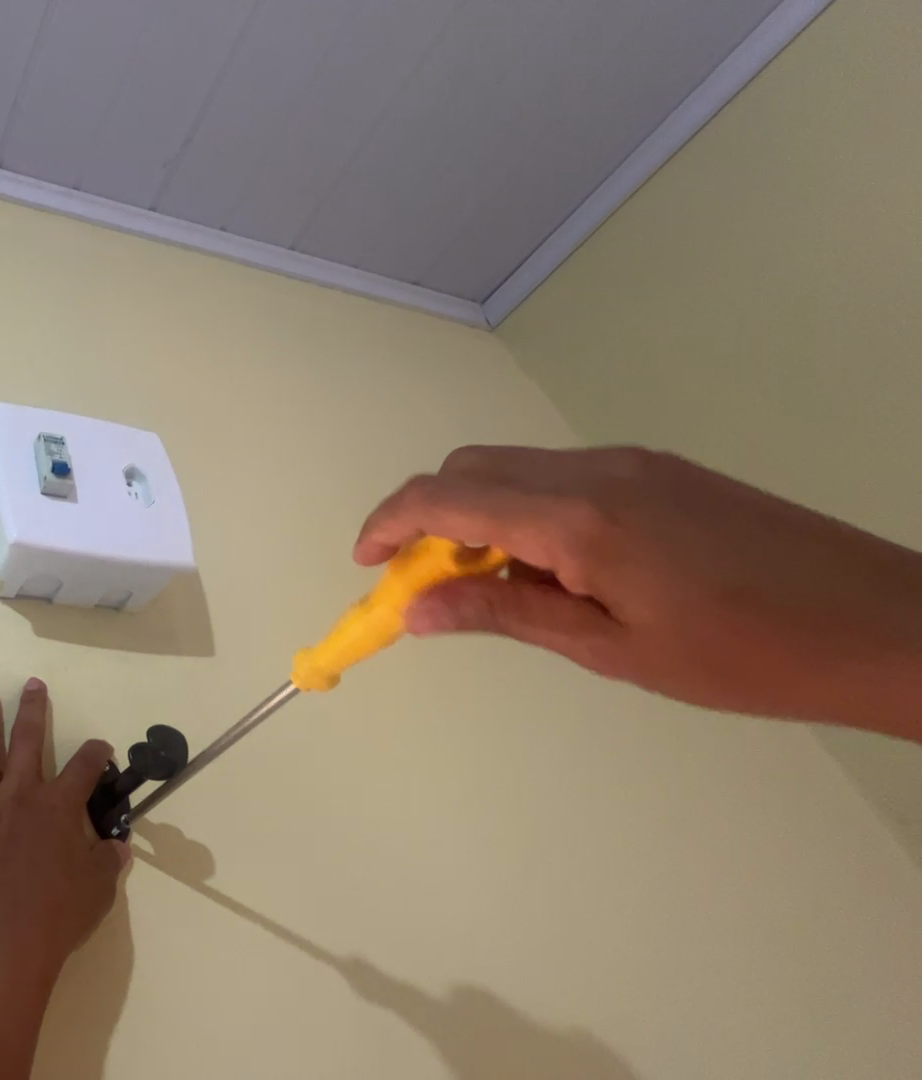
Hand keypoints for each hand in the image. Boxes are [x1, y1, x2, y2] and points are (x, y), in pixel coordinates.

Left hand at [0, 679, 128, 1079]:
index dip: (96, 754)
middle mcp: (19, 796)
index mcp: (58, 808)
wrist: (2, 950)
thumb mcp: (97, 891)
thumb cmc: (55, 920)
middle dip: (33, 709)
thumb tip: (117, 845)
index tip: (100, 749)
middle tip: (32, 684)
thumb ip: (107, 860)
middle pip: (28, 741)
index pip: (84, 767)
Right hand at [356, 446, 921, 734]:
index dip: (387, 525)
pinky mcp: (654, 470)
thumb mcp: (609, 647)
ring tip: (486, 581)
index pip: (444, 497)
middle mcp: (593, 471)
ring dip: (470, 514)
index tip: (366, 564)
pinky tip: (546, 563)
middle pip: (466, 469)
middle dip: (423, 518)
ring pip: (507, 468)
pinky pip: (552, 476)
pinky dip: (516, 510)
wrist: (898, 626)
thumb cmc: (747, 654)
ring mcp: (627, 464)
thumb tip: (414, 612)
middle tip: (424, 581)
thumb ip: (501, 615)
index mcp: (576, 518)